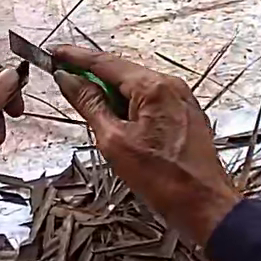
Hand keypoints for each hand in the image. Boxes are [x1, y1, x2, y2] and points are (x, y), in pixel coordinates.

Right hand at [50, 45, 240, 244]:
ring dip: (109, 94)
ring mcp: (180, 99)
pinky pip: (148, 100)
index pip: (105, 63)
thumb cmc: (163, 179)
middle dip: (91, 76)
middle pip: (121, 72)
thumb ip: (89, 104)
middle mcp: (170, 85)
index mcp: (153, 87)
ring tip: (87, 107)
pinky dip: (127, 105)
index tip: (55, 53)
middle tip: (64, 79)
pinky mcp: (183, 114)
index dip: (76, 57)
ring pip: (134, 88)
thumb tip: (68, 80)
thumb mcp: (114, 141)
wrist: (205, 207)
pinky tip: (114, 120)